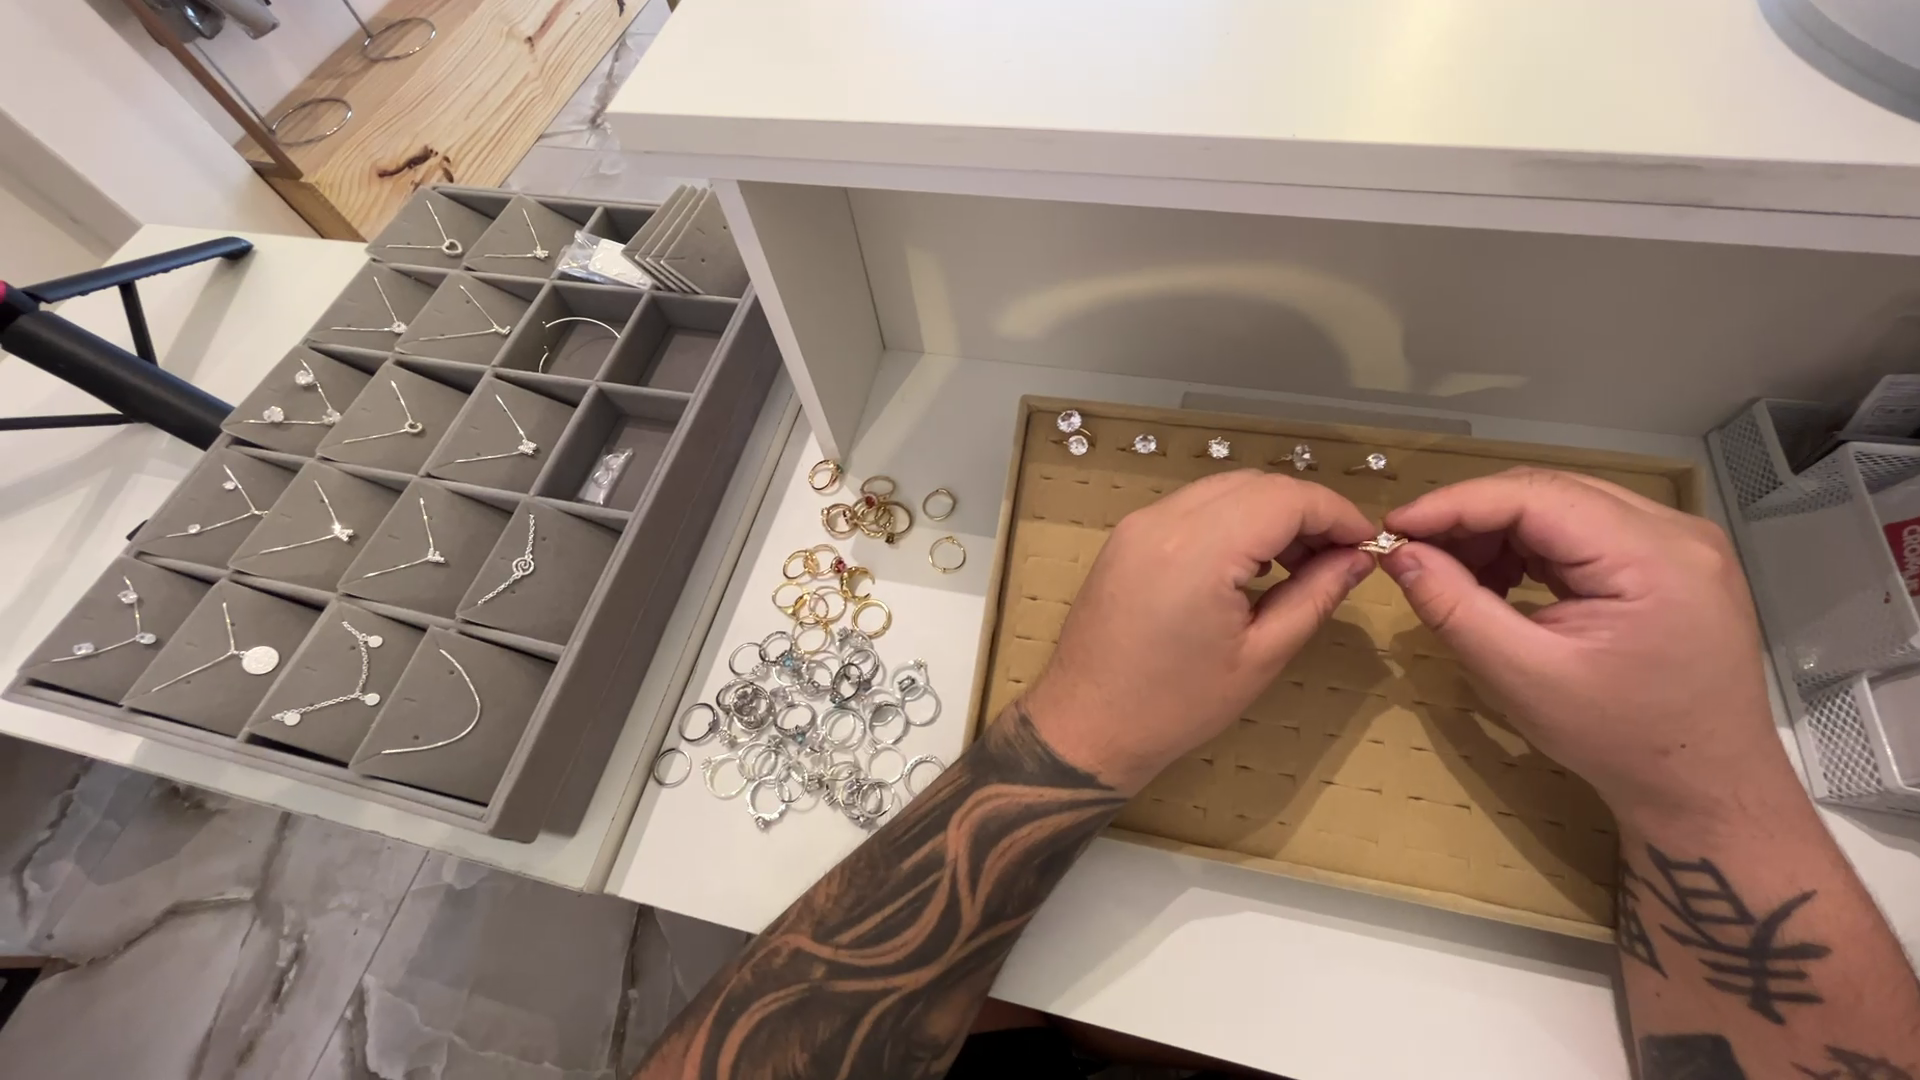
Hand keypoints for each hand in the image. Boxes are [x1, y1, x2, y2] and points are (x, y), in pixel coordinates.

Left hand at [1022, 470, 1376, 793]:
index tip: (1367, 544)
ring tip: (1297, 563)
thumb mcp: (1261, 655)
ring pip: (1221, 490)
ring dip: (1267, 512)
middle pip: (1253, 484)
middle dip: (1304, 510)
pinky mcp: (1124, 537)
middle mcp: (1162, 521)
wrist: (1088, 722)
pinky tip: (1247, 563)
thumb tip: (1356, 558)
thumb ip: (1314, 595)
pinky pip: (1190, 508)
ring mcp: (1136, 525)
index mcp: (1198, 549)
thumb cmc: (1175, 704)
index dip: (1336, 512)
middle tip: (1336, 557)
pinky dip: (1229, 520)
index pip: (1285, 497)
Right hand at [1379, 467, 1801, 831]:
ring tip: (1450, 573)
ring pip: (1556, 506)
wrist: (1701, 785)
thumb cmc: (1615, 737)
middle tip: (1410, 551)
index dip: (1453, 504)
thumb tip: (1398, 553)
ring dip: (1491, 531)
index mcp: (1653, 556)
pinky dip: (1521, 546)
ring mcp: (1675, 543)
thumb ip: (1452, 606)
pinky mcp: (1663, 560)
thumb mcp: (1517, 674)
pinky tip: (1495, 580)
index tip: (1391, 529)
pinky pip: (1574, 530)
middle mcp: (1674, 531)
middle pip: (1546, 492)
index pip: (1534, 496)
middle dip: (1468, 516)